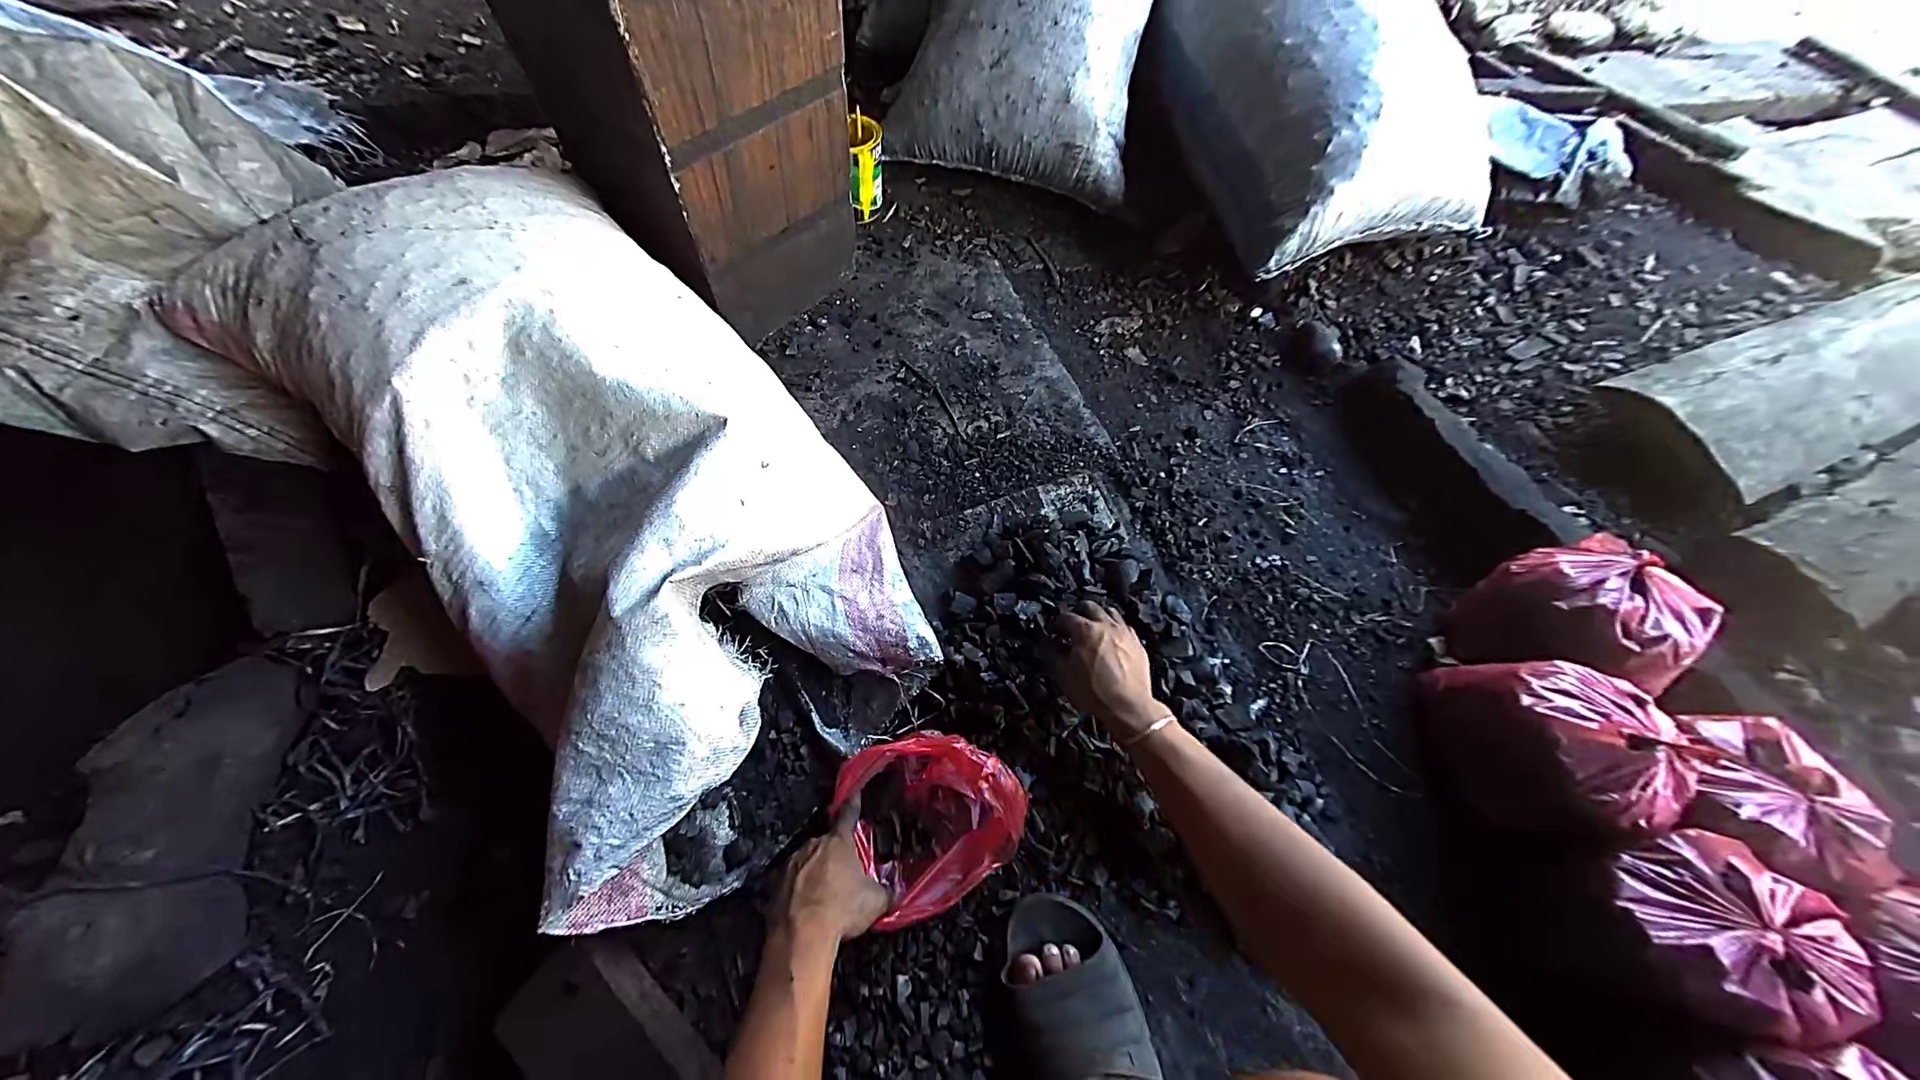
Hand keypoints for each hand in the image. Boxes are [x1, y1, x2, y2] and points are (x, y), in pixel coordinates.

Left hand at [770, 796, 890, 943]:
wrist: (801, 937)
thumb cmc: (841, 910)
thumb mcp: (875, 902)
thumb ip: (886, 892)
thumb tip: (895, 892)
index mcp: (838, 842)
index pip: (848, 815)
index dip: (853, 805)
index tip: (854, 795)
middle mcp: (812, 846)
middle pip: (826, 843)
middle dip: (833, 854)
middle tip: (842, 873)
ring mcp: (790, 865)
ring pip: (806, 862)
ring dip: (814, 872)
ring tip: (823, 895)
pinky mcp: (774, 886)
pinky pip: (790, 883)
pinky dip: (797, 891)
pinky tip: (805, 909)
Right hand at [1055, 602, 1171, 742]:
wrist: (1128, 707)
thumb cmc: (1094, 692)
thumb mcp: (1064, 675)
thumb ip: (1053, 655)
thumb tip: (1047, 644)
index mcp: (1085, 630)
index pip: (1066, 618)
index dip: (1056, 624)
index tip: (1054, 632)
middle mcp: (1106, 626)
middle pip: (1090, 607)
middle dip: (1079, 613)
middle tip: (1073, 626)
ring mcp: (1125, 633)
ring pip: (1111, 613)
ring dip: (1100, 617)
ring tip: (1094, 630)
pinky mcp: (1137, 644)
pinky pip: (1125, 628)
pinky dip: (1116, 630)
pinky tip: (1112, 641)